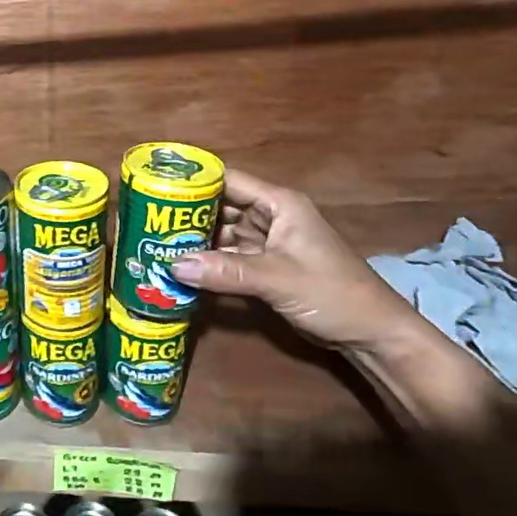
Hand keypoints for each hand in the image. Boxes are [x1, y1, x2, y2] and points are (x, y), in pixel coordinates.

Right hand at [171, 169, 418, 354]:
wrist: (372, 335)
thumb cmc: (333, 293)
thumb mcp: (277, 279)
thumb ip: (225, 271)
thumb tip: (172, 265)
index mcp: (279, 205)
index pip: (227, 180)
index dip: (192, 181)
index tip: (155, 186)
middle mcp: (269, 217)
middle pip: (218, 207)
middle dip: (184, 214)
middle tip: (144, 221)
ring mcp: (265, 243)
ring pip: (219, 234)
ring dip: (191, 240)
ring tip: (151, 243)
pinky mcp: (261, 267)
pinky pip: (224, 257)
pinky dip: (204, 261)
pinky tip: (176, 267)